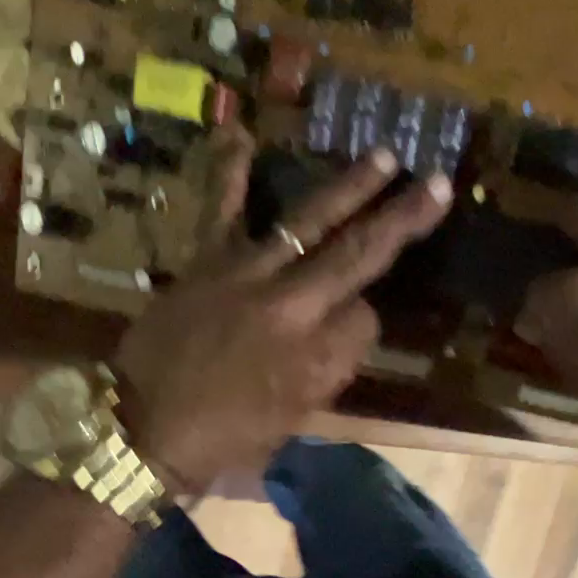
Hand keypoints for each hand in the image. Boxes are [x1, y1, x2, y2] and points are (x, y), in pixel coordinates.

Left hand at [114, 127, 452, 493]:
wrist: (140, 429)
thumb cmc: (221, 441)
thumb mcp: (289, 423)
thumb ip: (322, 374)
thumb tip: (339, 334)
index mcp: (315, 362)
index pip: (366, 321)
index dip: (366, 322)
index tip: (352, 330)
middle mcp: (292, 311)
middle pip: (359, 257)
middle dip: (401, 220)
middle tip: (438, 184)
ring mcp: (247, 278)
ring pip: (309, 222)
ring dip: (350, 187)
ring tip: (385, 156)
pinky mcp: (206, 263)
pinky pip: (223, 210)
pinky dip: (230, 174)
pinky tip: (241, 135)